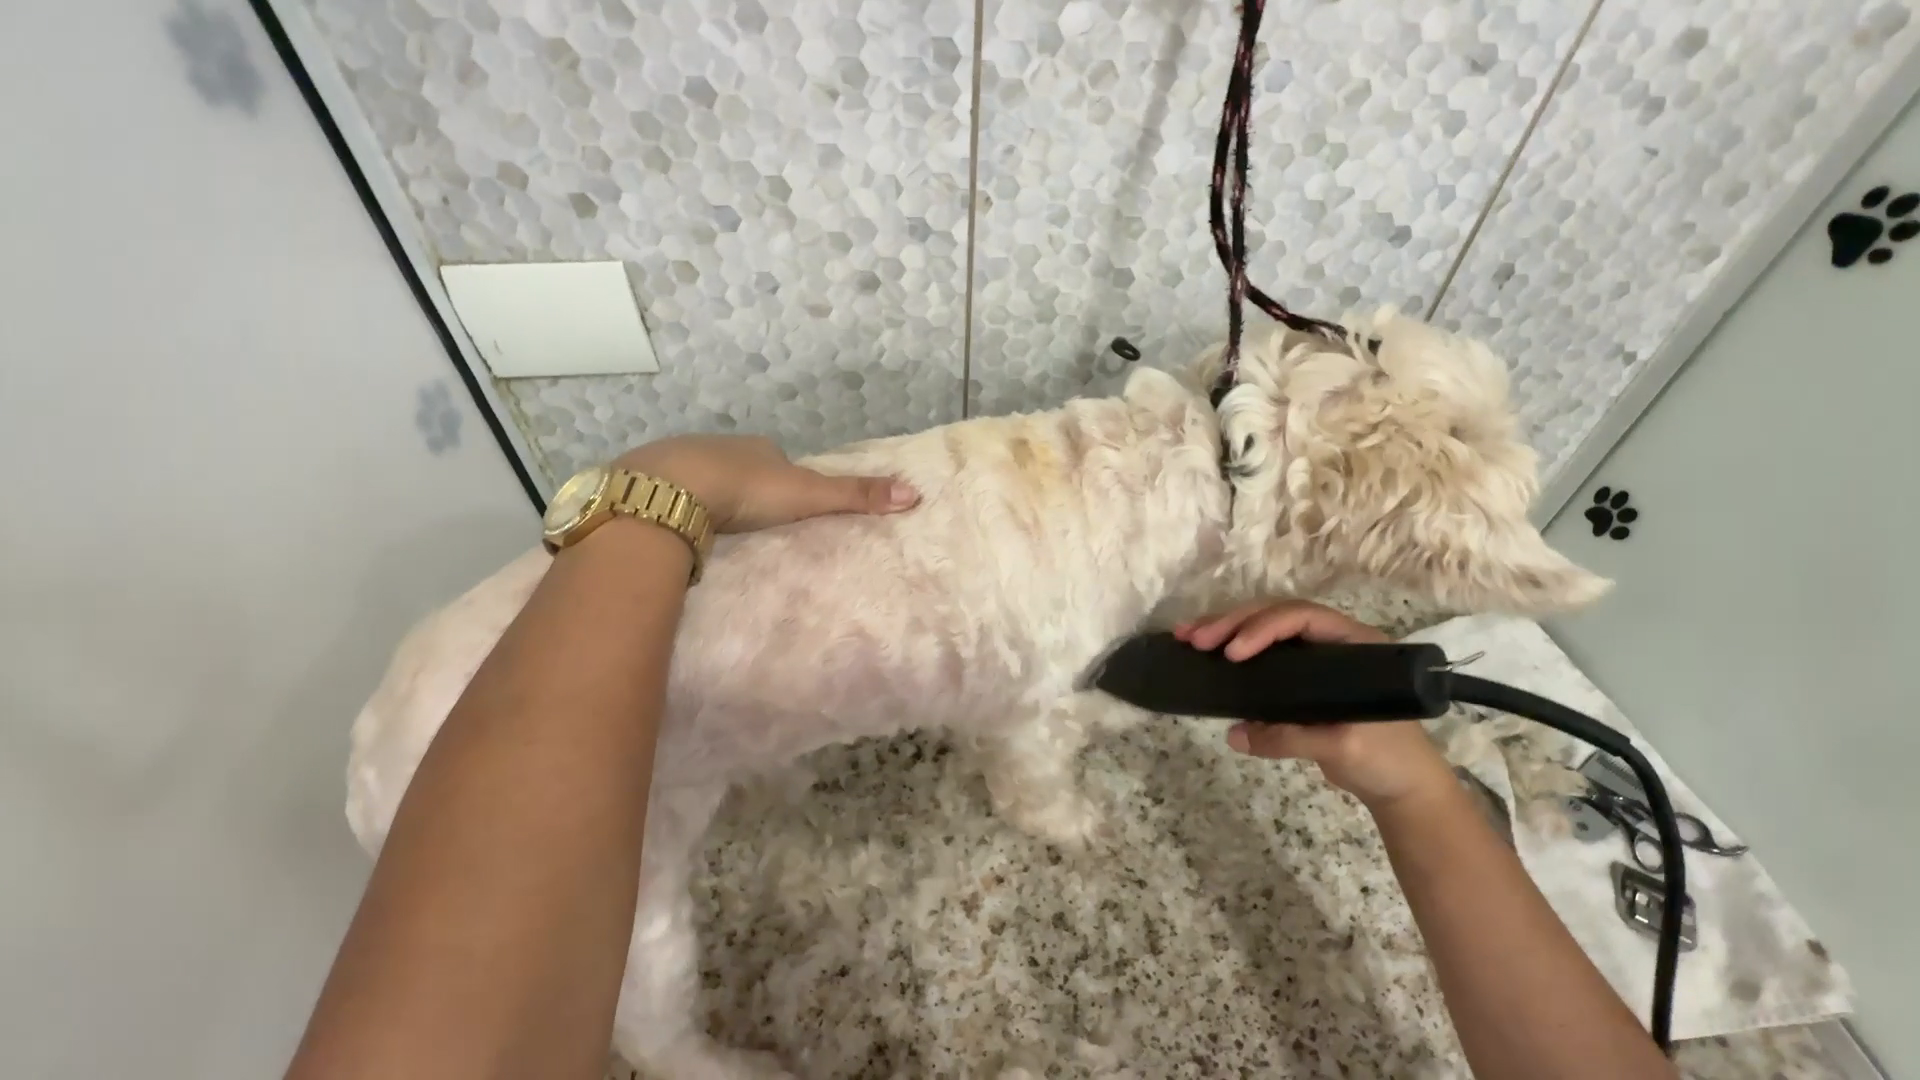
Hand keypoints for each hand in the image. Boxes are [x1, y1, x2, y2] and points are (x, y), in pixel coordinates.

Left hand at [616, 435, 917, 533]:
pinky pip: (671, 490)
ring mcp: (681, 460)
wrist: (671, 489)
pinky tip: (680, 521)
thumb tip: (914, 493)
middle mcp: (721, 446)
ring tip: (716, 526)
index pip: (778, 461)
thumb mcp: (808, 494)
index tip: (787, 505)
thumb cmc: (745, 489)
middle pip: (741, 467)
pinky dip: (679, 503)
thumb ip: (854, 495)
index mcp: (758, 447)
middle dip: (746, 486)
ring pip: (703, 477)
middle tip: (752, 519)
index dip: (785, 480)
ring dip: (711, 495)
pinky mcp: (649, 479)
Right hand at [1174, 600, 1455, 809]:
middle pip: (1274, 617)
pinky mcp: (1296, 679)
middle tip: (1195, 637)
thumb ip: (1292, 737)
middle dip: (1232, 623)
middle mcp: (1330, 642)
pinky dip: (1229, 653)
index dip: (1264, 628)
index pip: (1302, 619)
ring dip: (1224, 630)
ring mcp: (1312, 659)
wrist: (1403, 787)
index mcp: (1353, 644)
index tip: (1234, 652)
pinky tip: (1202, 654)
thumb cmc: (1388, 759)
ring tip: (1187, 637)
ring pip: (1262, 631)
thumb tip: (1235, 733)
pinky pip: (1259, 656)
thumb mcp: (1343, 747)